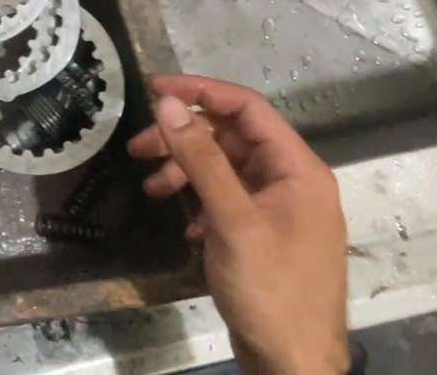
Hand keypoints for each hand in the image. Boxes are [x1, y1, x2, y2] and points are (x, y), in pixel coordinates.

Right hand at [129, 75, 349, 374]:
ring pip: (222, 166)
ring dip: (183, 168)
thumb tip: (168, 104)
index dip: (200, 91)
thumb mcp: (232, 220)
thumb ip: (201, 159)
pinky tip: (180, 221)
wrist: (293, 367)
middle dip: (182, 138)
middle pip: (229, 136)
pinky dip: (196, 198)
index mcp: (298, 169)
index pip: (246, 108)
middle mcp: (291, 180)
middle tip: (138, 146)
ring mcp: (277, 207)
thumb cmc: (271, 289)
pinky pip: (224, 195)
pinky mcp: (262, 231)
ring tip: (150, 187)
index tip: (153, 88)